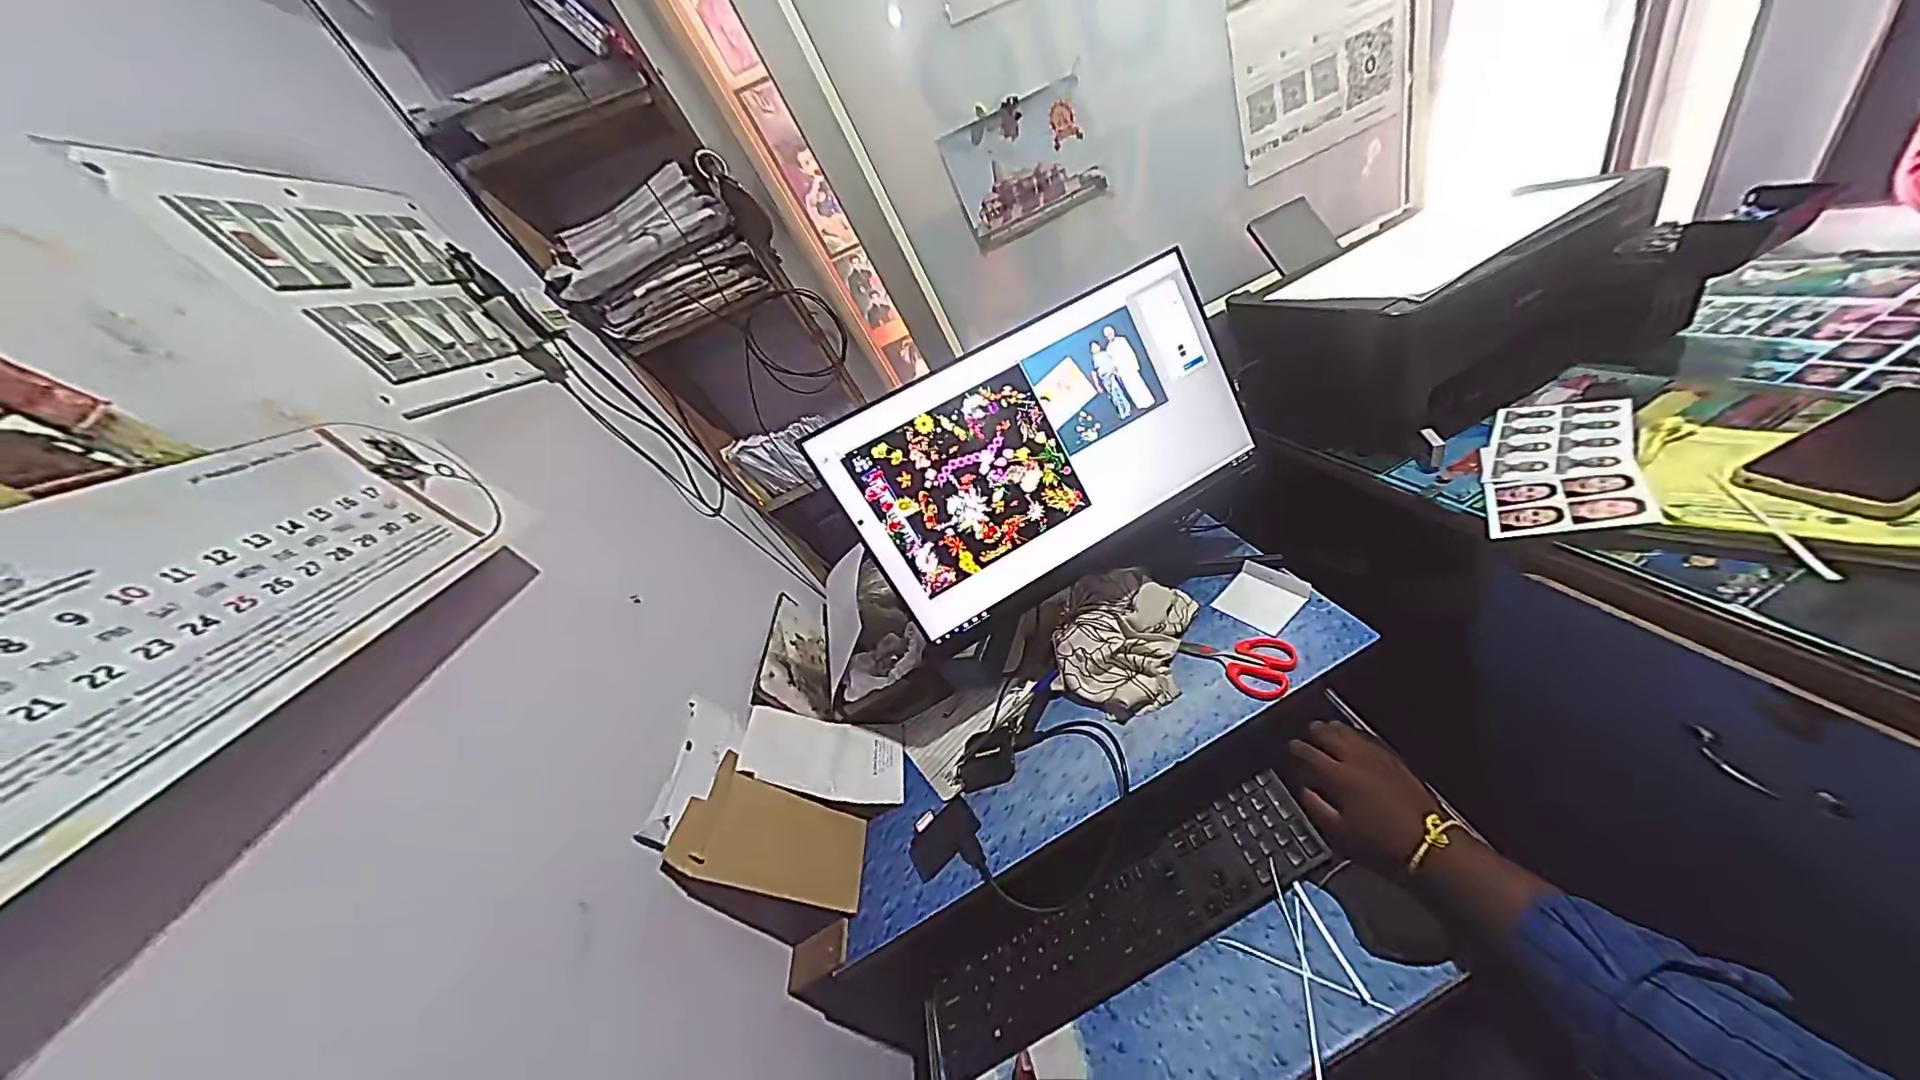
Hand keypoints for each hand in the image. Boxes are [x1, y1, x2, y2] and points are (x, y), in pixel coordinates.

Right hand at [1287, 720, 1441, 875]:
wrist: (1429, 846)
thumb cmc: (1381, 843)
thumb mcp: (1338, 831)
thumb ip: (1315, 805)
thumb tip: (1305, 789)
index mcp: (1338, 776)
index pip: (1308, 752)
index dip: (1296, 748)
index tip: (1292, 748)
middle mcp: (1356, 761)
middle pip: (1329, 734)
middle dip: (1314, 733)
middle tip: (1308, 735)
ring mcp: (1378, 759)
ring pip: (1350, 733)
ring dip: (1335, 730)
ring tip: (1328, 729)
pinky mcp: (1396, 762)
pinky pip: (1370, 740)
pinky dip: (1357, 736)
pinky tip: (1356, 738)